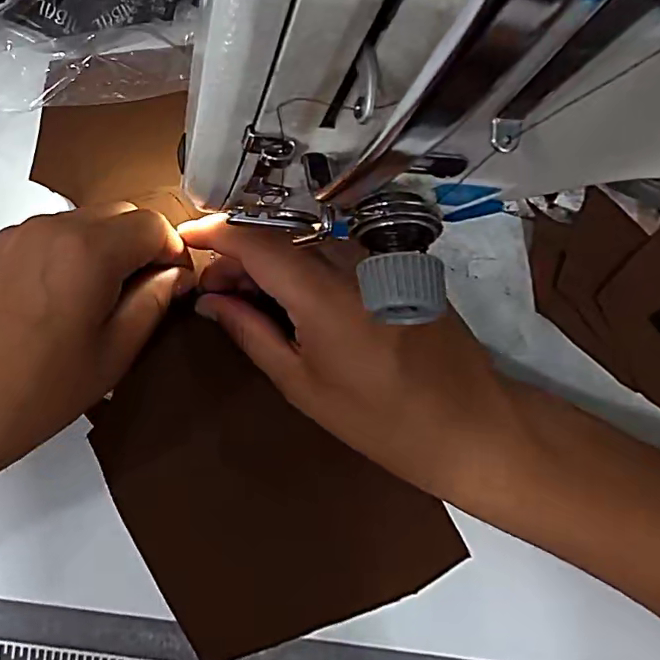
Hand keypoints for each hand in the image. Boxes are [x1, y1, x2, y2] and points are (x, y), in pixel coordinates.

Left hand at [0, 204, 193, 540]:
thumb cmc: (26, 395)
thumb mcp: (110, 356)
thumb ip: (152, 304)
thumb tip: (173, 276)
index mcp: (87, 250)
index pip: (153, 224)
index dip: (173, 253)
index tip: (174, 284)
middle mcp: (52, 228)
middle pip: (121, 214)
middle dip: (143, 246)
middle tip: (147, 294)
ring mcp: (20, 235)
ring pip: (87, 222)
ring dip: (109, 248)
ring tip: (105, 303)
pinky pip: (54, 235)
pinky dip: (75, 254)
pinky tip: (69, 301)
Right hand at [178, 214, 532, 505]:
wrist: (474, 426)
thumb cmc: (381, 421)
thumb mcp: (302, 383)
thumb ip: (250, 331)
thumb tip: (210, 300)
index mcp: (324, 293)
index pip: (256, 241)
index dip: (215, 233)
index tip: (185, 237)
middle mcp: (352, 262)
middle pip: (279, 237)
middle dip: (238, 254)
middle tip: (214, 290)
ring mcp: (379, 260)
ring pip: (306, 241)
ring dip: (270, 260)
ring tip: (248, 297)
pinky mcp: (396, 266)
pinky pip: (334, 252)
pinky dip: (302, 265)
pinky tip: (292, 297)